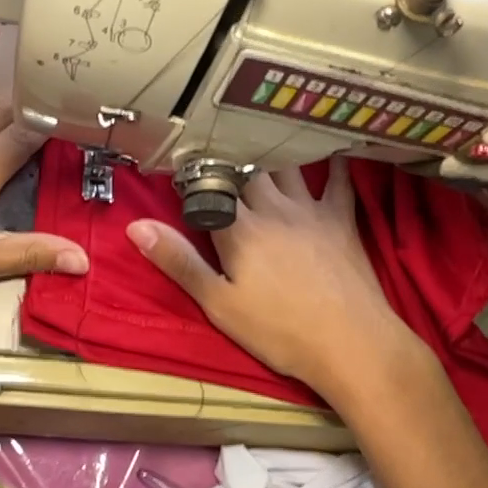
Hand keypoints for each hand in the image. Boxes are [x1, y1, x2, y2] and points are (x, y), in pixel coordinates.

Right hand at [126, 160, 425, 397]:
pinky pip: (338, 181)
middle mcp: (273, 209)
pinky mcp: (341, 220)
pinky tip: (331, 151)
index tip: (182, 169)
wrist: (350, 342)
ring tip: (258, 145)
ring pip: (286, 168)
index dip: (194, 177)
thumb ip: (179, 262)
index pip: (208, 188)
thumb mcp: (219, 303)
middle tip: (218, 156)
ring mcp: (310, 210)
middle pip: (247, 171)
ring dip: (270, 156)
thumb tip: (136, 226)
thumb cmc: (278, 330)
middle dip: (230, 162)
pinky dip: (332, 164)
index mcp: (238, 229)